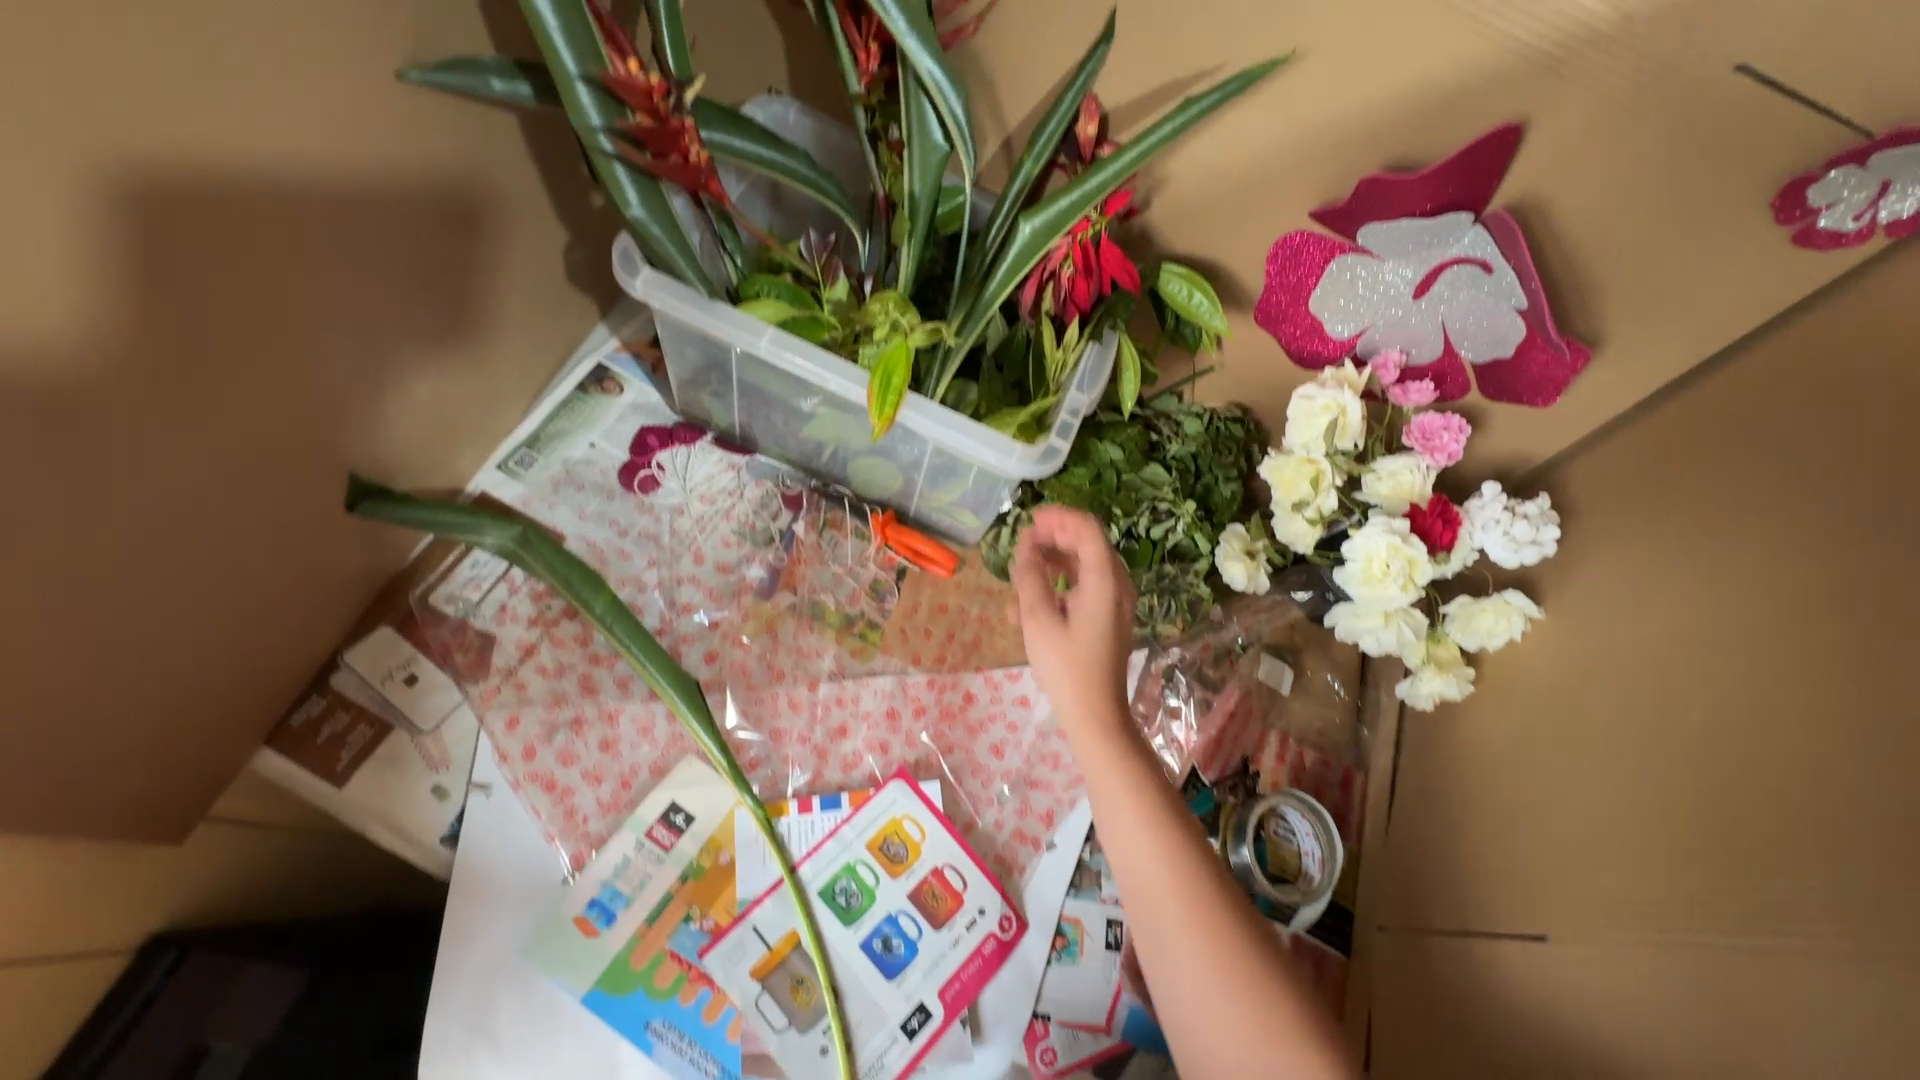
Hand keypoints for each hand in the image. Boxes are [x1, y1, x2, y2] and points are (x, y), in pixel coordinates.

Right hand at [1011, 505, 1136, 736]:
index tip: (1028, 521)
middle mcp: (1117, 584)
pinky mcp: (1108, 619)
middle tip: (1022, 543)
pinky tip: (1026, 607)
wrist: (1095, 715)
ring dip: (1052, 564)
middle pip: (1087, 544)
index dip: (1058, 518)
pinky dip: (1058, 587)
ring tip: (1019, 575)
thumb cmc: (1065, 667)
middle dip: (1053, 538)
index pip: (1087, 528)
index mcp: (1105, 579)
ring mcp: (1115, 603)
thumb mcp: (1038, 619)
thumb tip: (1025, 546)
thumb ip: (1030, 576)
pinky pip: (1084, 589)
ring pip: (1083, 567)